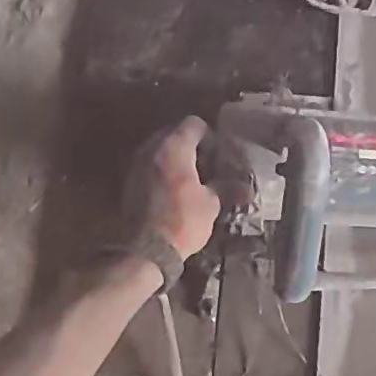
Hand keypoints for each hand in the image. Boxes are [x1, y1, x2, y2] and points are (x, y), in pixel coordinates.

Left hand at [130, 116, 221, 259]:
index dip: (209, 137)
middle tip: (206, 167)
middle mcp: (151, 149)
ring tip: (190, 180)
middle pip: (173, 134)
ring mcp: (136, 164)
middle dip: (190, 146)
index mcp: (173, 147)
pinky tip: (173, 192)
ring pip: (159, 150)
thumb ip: (226, 189)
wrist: (144, 250)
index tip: (218, 155)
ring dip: (174, 160)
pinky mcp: (128, 183)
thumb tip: (248, 190)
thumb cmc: (182, 222)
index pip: (194, 124)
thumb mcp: (210, 205)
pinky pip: (149, 167)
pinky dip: (161, 173)